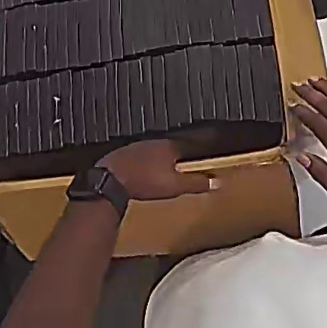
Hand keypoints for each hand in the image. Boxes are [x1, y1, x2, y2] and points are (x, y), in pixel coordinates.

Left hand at [100, 138, 218, 200]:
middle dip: (179, 157)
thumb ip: (195, 183)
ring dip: (162, 161)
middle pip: (172, 147)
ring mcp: (138, 147)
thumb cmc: (144, 180)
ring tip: (166, 173)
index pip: (188, 145)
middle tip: (185, 167)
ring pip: (156, 152)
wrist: (110, 179)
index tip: (202, 158)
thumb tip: (216, 181)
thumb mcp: (174, 185)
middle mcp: (153, 142)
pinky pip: (142, 158)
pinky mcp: (125, 155)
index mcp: (168, 146)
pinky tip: (146, 175)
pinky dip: (147, 165)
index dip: (196, 152)